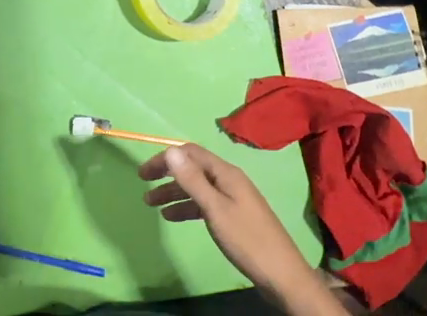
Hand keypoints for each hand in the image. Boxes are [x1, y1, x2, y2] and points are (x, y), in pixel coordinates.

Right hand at [141, 143, 304, 288]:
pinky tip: (172, 217)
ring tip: (151, 203)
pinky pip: (205, 203)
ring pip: (197, 187)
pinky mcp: (234, 216)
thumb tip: (170, 150)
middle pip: (193, 168)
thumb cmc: (247, 240)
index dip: (166, 158)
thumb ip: (192, 180)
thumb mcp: (215, 209)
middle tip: (144, 182)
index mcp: (226, 173)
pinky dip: (187, 207)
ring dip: (174, 192)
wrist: (283, 276)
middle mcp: (229, 180)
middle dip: (167, 173)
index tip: (144, 172)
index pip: (190, 153)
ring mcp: (233, 198)